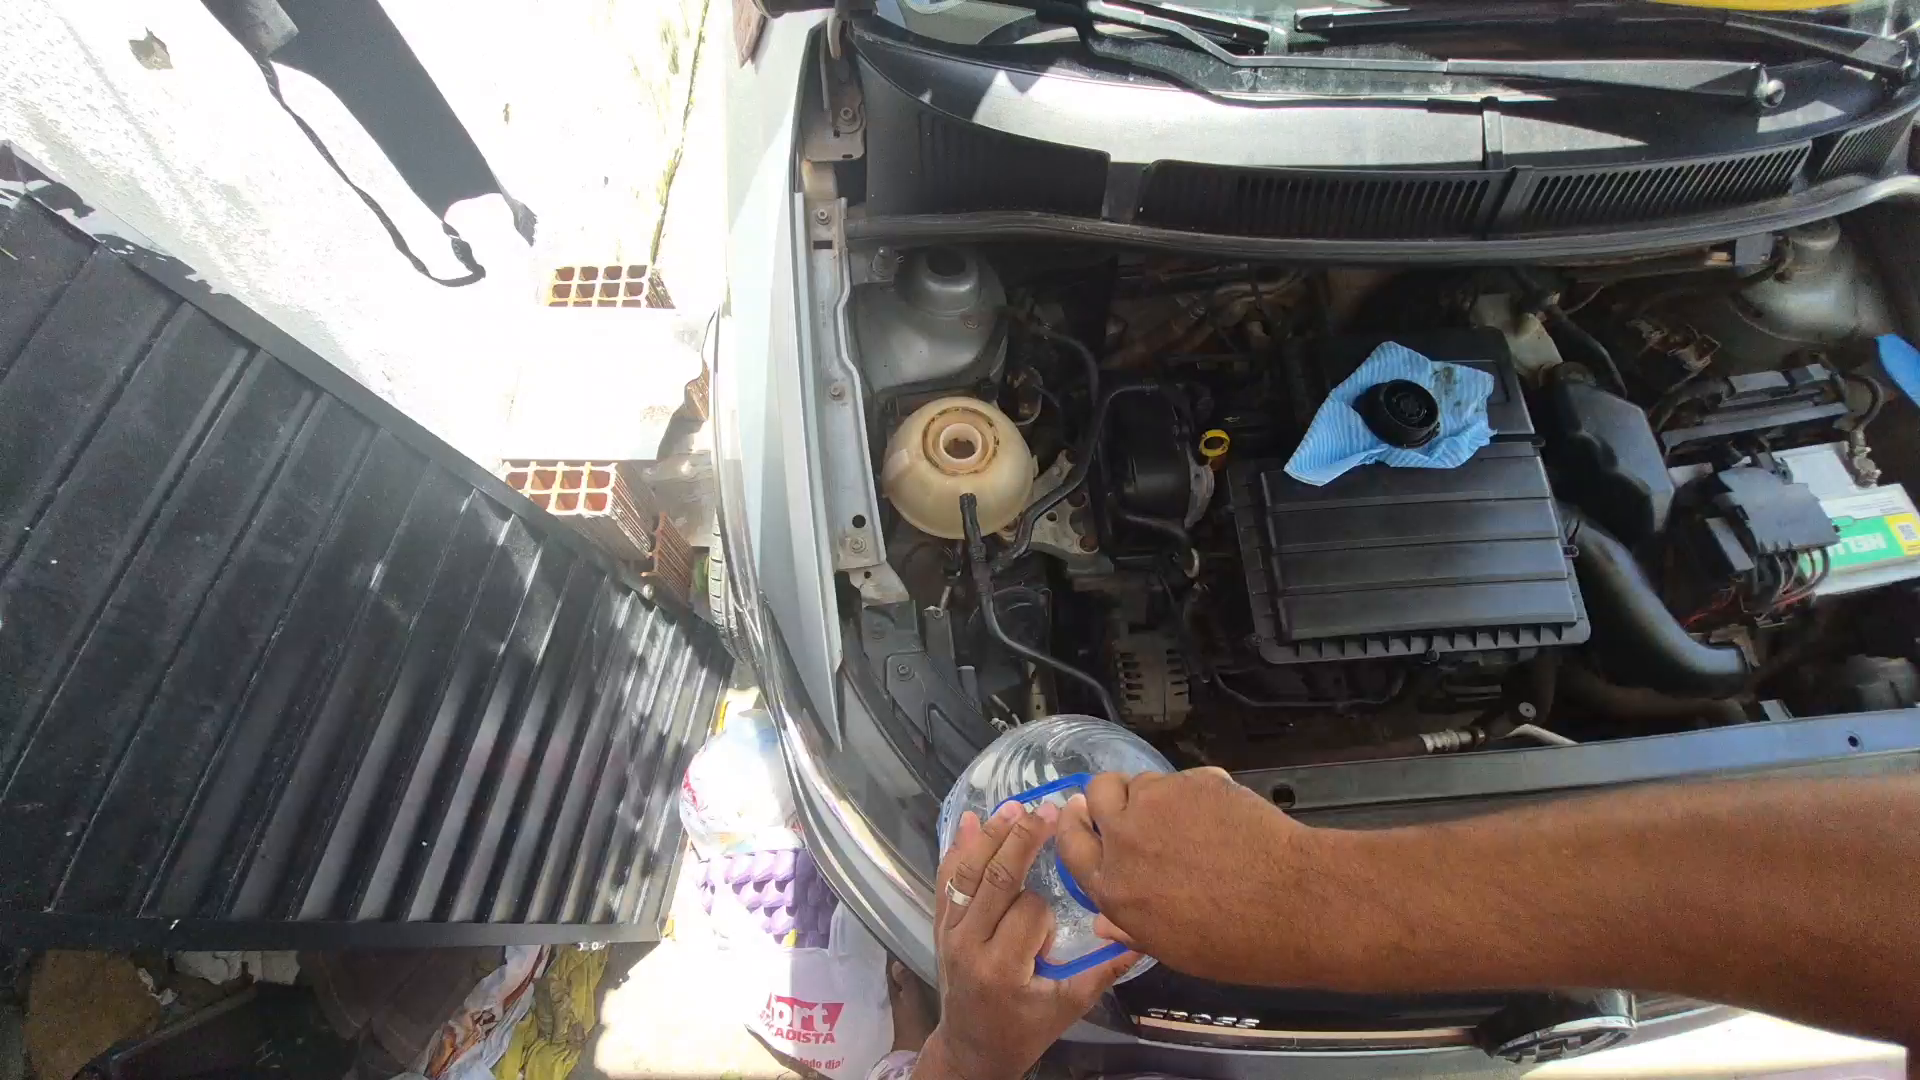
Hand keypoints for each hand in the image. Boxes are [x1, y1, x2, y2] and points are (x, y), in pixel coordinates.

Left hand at [915, 800, 1138, 1079]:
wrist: (970, 1050)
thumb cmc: (1022, 1031)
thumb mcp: (1065, 1009)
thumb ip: (1100, 973)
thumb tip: (1139, 939)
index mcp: (1002, 968)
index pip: (1027, 913)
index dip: (1044, 910)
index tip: (1053, 929)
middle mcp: (969, 943)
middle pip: (996, 879)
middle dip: (1022, 840)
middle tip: (1047, 810)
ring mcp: (949, 930)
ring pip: (968, 872)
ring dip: (991, 836)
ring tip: (1015, 807)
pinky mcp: (939, 923)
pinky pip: (946, 879)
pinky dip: (958, 848)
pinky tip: (970, 820)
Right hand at [1057, 767, 1356, 985]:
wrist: (1295, 903)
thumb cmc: (1236, 943)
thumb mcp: (1173, 949)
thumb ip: (1130, 926)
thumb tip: (1102, 921)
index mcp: (1113, 886)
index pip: (1070, 842)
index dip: (1073, 823)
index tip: (1077, 812)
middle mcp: (1124, 837)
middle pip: (1095, 794)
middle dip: (1108, 796)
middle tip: (1132, 807)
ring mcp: (1157, 802)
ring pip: (1141, 781)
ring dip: (1154, 795)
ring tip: (1188, 818)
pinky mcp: (1192, 781)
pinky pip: (1182, 779)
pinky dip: (1194, 793)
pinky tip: (1221, 817)